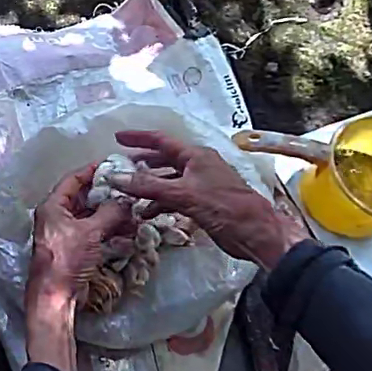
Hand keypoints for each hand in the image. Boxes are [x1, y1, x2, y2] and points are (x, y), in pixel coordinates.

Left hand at [28, 163, 132, 310]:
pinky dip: (108, 229)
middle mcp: (57, 217)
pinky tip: (127, 228)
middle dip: (105, 193)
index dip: (91, 171)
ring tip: (132, 208)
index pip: (72, 180)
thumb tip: (126, 201)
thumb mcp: (90, 232)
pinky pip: (93, 232)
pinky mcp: (75, 249)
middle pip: (83, 198)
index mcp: (53, 207)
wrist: (55, 295)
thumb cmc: (66, 259)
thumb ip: (110, 213)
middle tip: (127, 187)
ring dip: (110, 213)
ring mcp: (66, 234)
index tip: (111, 164)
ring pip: (90, 216)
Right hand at [110, 130, 311, 268]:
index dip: (139, 138)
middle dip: (142, 163)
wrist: (255, 233)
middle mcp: (198, 166)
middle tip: (121, 166)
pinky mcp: (202, 202)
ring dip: (149, 187)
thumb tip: (116, 178)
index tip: (118, 138)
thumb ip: (148, 186)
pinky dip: (160, 203)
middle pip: (164, 159)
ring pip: (168, 180)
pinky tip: (147, 213)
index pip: (162, 140)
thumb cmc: (223, 207)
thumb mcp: (182, 194)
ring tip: (129, 194)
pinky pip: (174, 197)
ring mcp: (201, 184)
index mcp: (196, 156)